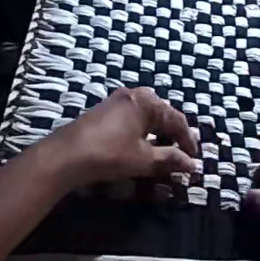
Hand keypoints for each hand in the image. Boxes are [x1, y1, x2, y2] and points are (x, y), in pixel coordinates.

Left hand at [35, 87, 200, 189]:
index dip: (188, 141)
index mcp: (145, 102)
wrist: (65, 156)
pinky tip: (140, 148)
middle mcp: (132, 96)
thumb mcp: (143, 160)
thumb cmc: (109, 154)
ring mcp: (115, 102)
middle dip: (173, 135)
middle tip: (180, 156)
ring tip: (162, 154)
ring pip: (145, 117)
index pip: (177, 120)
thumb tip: (191, 164)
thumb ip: (170, 159)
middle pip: (162, 114)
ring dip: (157, 135)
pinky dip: (141, 133)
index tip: (194, 160)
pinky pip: (131, 119)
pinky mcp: (103, 112)